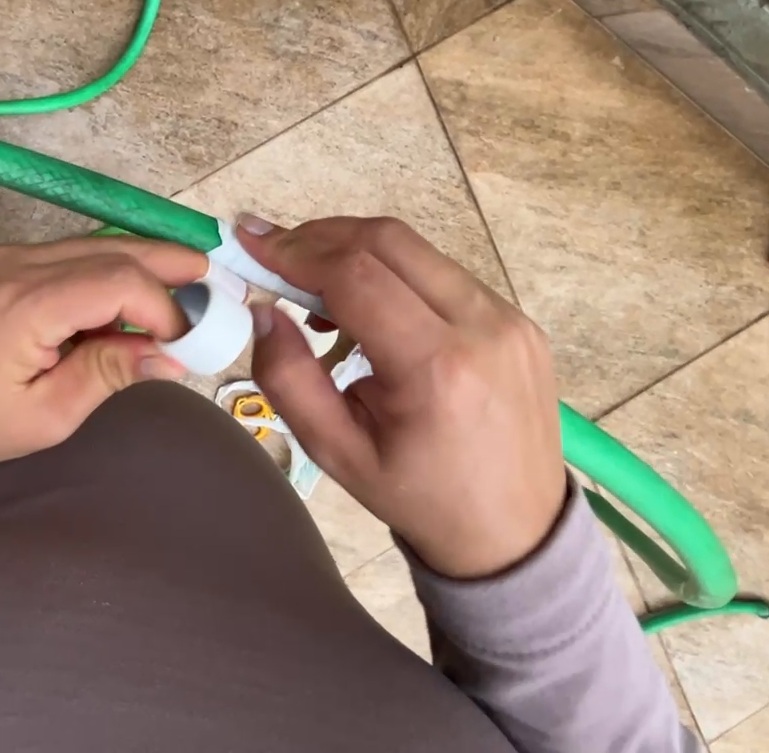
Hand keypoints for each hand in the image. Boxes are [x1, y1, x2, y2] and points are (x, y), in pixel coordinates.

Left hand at [0, 237, 206, 472]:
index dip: (161, 305)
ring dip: (142, 263)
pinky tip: (136, 292)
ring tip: (188, 283)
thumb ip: (109, 374)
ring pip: (96, 245)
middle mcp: (16, 265)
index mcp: (22, 305)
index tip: (183, 341)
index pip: (115, 280)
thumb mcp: (49, 414)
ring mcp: (10, 256)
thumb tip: (173, 355)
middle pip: (111, 250)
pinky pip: (74, 254)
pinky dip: (111, 270)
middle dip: (166, 265)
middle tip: (214, 282)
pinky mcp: (9, 261)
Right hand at [240, 215, 565, 578]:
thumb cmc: (417, 495)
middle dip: (316, 236)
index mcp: (437, 368)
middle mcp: (483, 327)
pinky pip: (436, 269)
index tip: (249, 244)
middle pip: (386, 240)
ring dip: (349, 248)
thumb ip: (288, 378)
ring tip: (309, 284)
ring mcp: (508, 317)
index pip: (354, 276)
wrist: (518, 532)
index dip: (294, 252)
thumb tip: (264, 310)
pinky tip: (359, 303)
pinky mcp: (516, 317)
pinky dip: (385, 268)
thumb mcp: (334, 452)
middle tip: (272, 252)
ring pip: (412, 247)